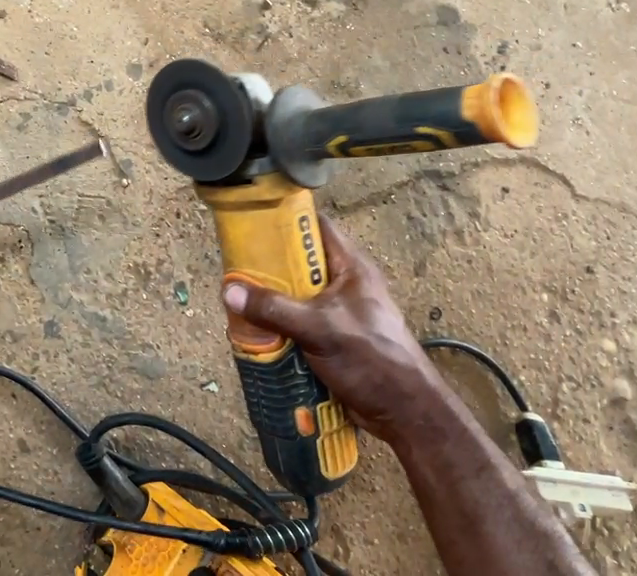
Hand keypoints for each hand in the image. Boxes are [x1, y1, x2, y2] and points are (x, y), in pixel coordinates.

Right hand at [221, 218, 449, 446]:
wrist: (408, 416)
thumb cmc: (373, 360)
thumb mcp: (319, 328)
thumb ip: (274, 309)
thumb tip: (228, 292)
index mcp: (351, 268)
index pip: (317, 226)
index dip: (285, 220)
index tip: (251, 221)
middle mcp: (345, 285)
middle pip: (300, 262)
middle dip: (268, 266)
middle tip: (236, 267)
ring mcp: (339, 313)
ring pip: (295, 294)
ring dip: (270, 299)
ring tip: (240, 300)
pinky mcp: (333, 338)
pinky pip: (297, 321)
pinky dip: (278, 324)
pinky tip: (257, 330)